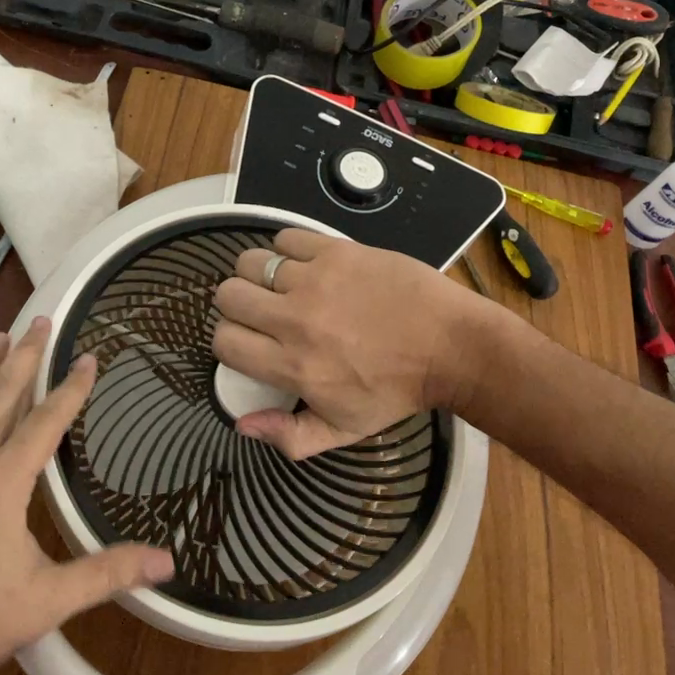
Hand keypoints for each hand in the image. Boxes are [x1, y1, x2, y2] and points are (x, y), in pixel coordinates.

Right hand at [212, 229, 501, 458]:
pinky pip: (287, 238)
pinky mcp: (337, 252)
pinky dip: (287, 249)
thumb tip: (241, 423)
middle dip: (236, 305)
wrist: (450, 345)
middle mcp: (295, 321)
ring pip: (250, 262)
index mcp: (294, 367)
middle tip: (261, 312)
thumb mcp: (344, 429)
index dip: (230, 342)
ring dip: (257, 275)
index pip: (224, 341)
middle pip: (228, 296)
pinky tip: (304, 265)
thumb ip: (290, 436)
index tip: (250, 343)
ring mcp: (315, 281)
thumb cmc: (398, 391)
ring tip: (279, 285)